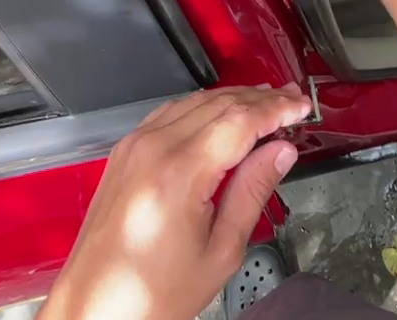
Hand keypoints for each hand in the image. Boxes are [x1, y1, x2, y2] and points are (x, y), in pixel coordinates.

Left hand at [40, 86, 312, 319]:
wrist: (95, 307)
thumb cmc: (152, 293)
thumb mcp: (220, 252)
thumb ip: (253, 192)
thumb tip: (281, 152)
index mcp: (179, 172)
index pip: (241, 120)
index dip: (276, 108)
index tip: (301, 105)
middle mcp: (154, 147)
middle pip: (220, 103)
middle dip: (261, 98)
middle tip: (291, 99)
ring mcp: (136, 143)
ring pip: (196, 100)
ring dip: (235, 98)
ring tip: (266, 102)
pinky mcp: (126, 149)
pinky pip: (172, 110)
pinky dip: (204, 105)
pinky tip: (222, 111)